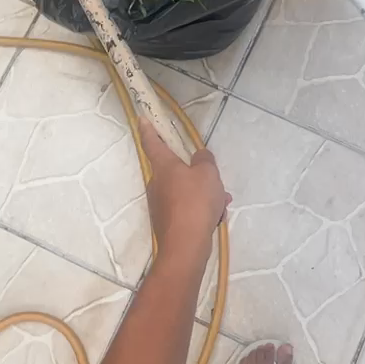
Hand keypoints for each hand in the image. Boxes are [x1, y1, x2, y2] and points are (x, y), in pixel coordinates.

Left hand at [140, 123, 228, 264]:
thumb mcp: (208, 174)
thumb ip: (205, 160)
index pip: (153, 142)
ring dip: (204, 193)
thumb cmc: (195, 202)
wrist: (186, 245)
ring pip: (185, 190)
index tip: (142, 118)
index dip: (149, 129)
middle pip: (176, 170)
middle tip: (216, 182)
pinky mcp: (167, 221)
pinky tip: (215, 217)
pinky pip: (186, 207)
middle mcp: (157, 183)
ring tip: (222, 203)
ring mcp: (160, 203)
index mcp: (164, 166)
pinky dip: (200, 208)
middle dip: (197, 173)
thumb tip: (200, 156)